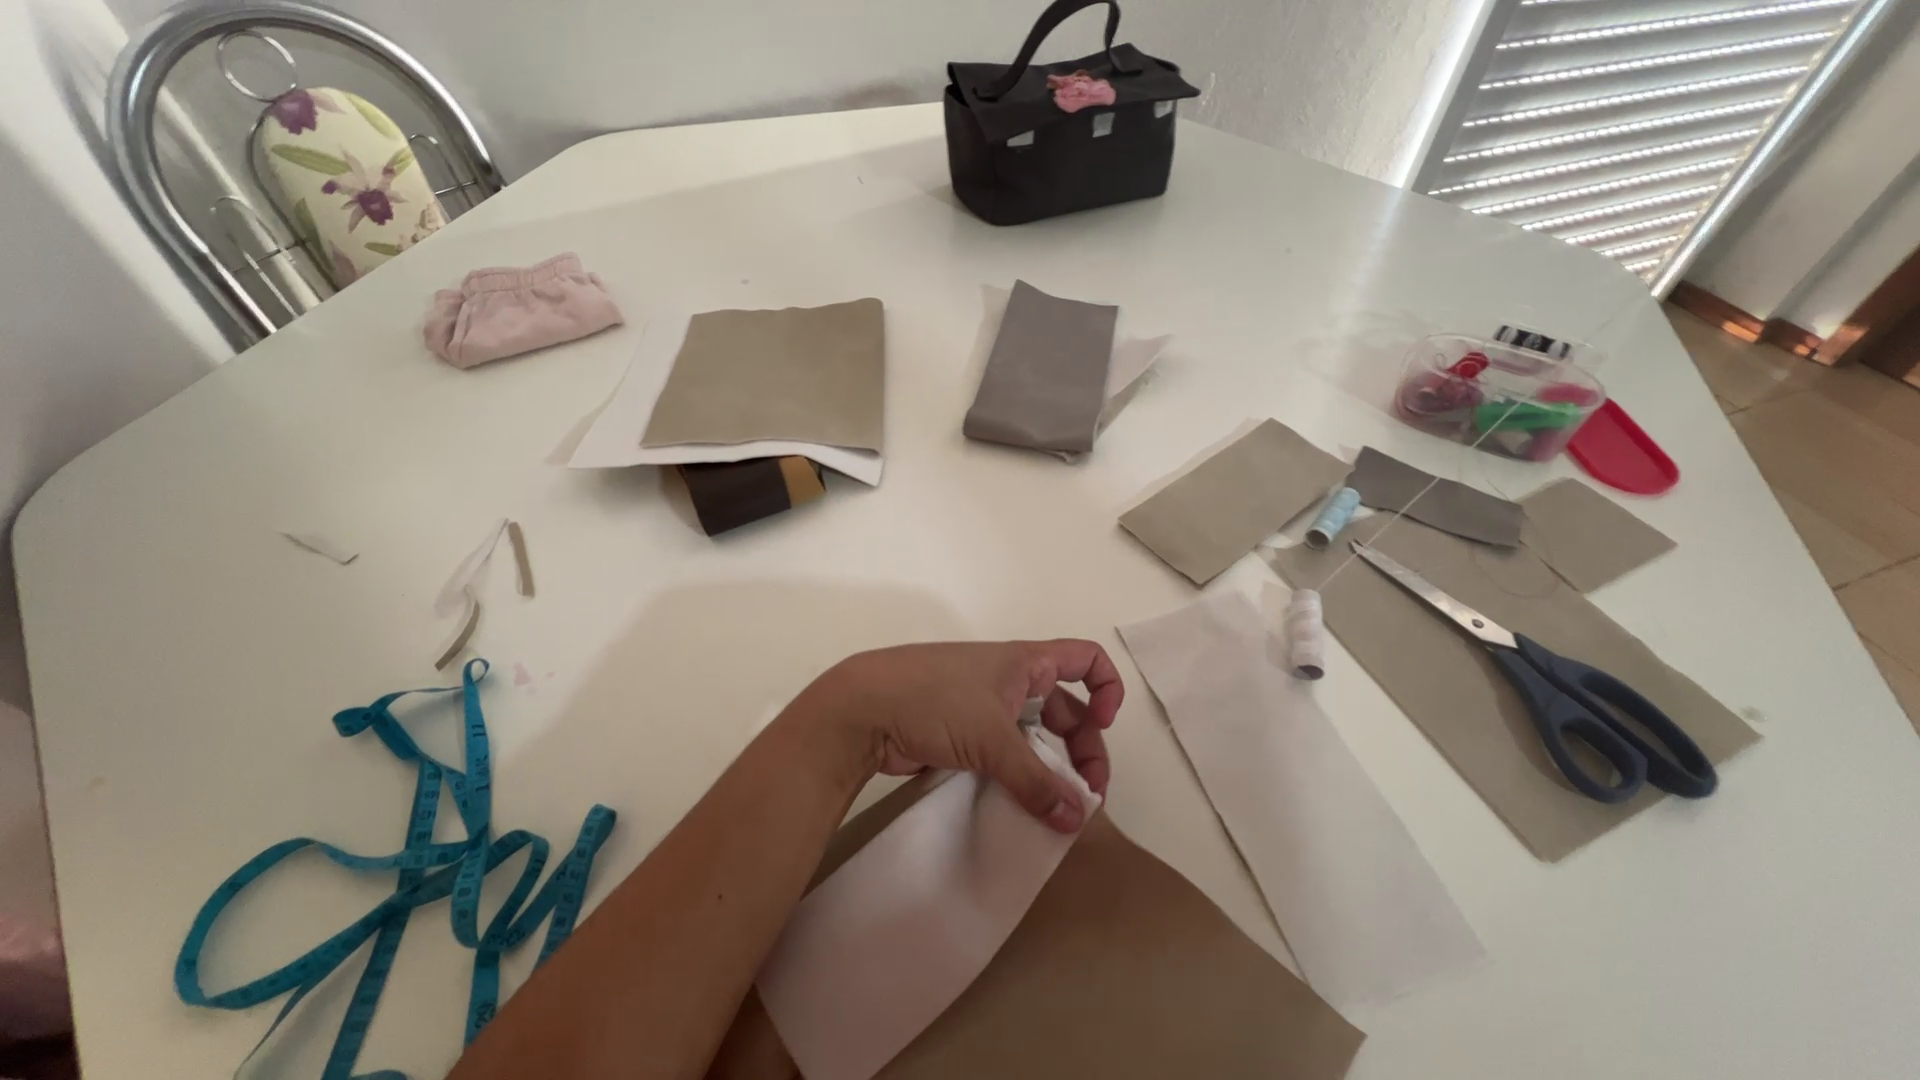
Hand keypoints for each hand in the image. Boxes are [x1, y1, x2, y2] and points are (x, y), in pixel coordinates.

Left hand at [789, 640, 1123, 832]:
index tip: (1104, 724)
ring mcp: (984, 707)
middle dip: (1082, 747)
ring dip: (1050, 769)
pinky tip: (1021, 806)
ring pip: (1034, 737)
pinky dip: (1019, 777)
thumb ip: (1036, 781)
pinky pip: (1005, 755)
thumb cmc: (934, 701)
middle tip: (1086, 795)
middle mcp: (1010, 681)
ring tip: (1056, 809)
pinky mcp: (961, 734)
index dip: (1106, 687)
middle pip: (1066, 709)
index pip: (1085, 658)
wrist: (861, 709)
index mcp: (1025, 663)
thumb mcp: (992, 738)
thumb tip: (1076, 818)